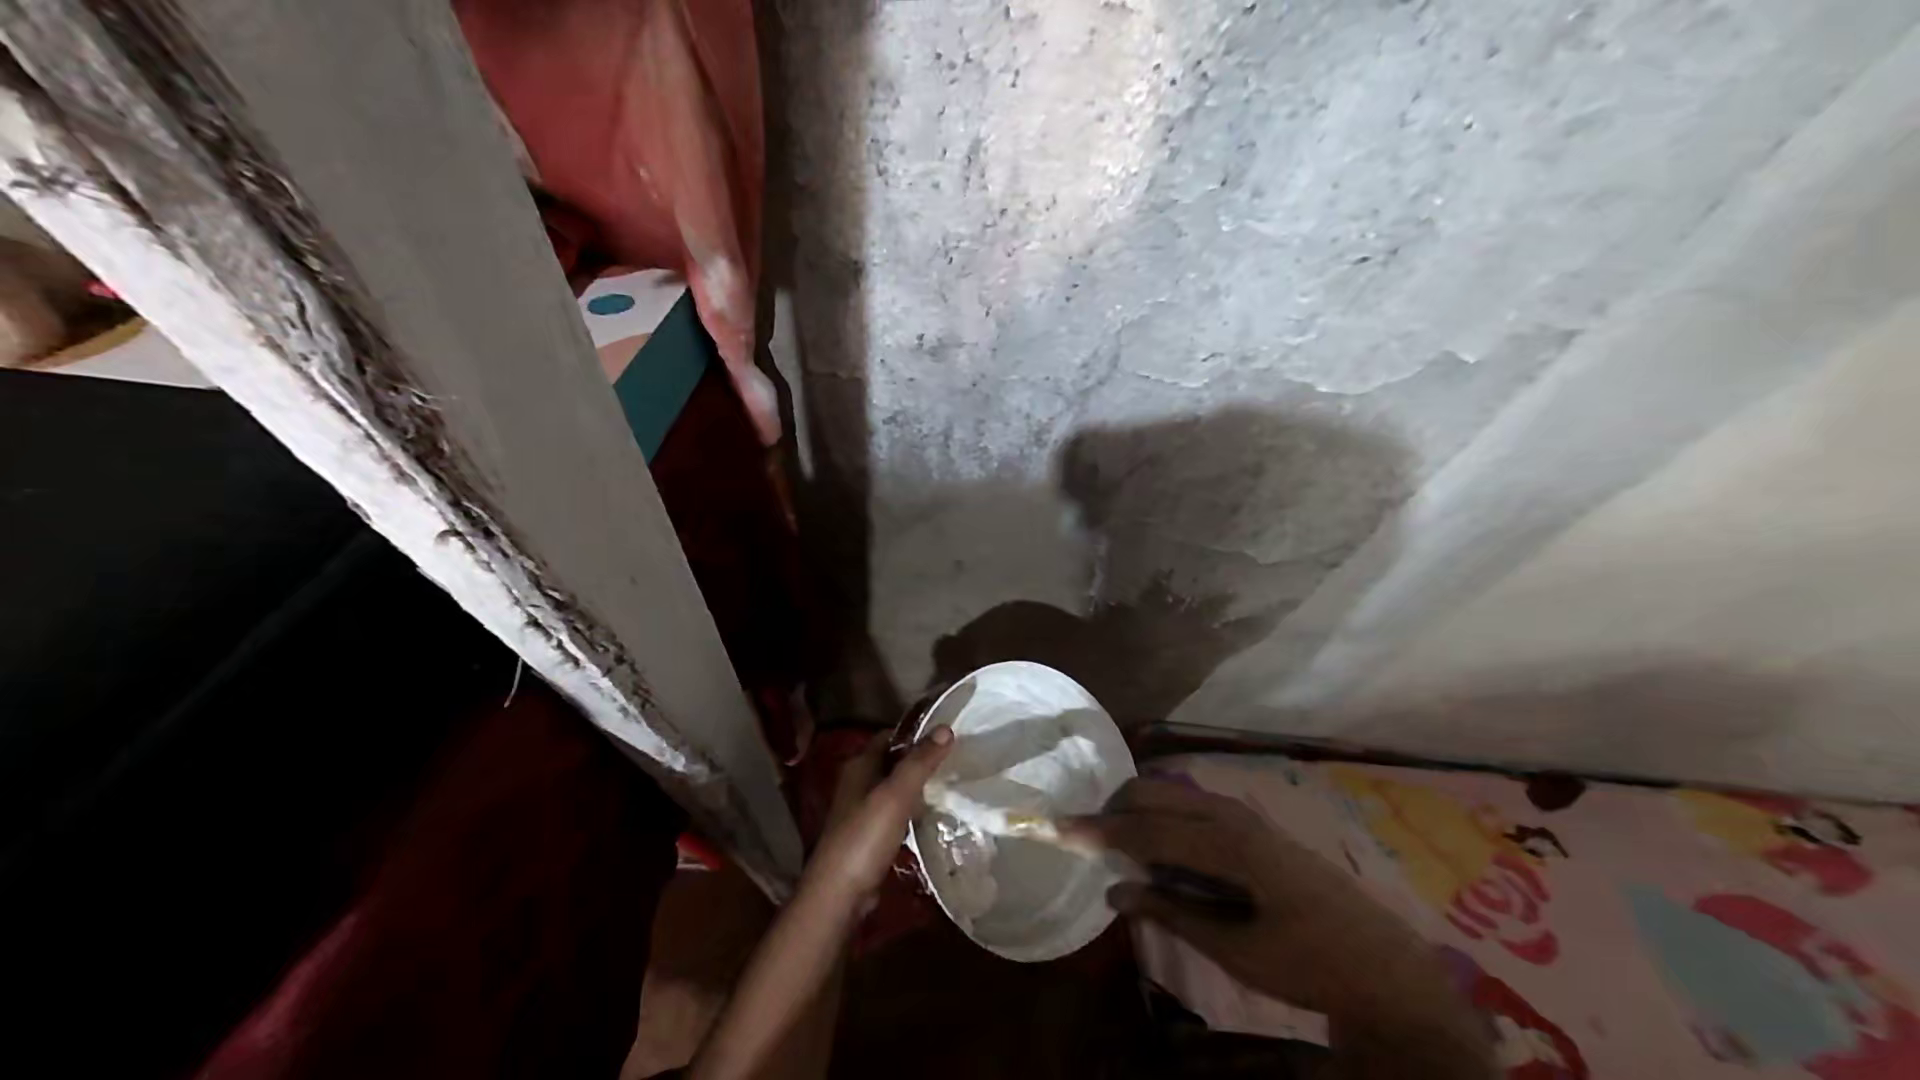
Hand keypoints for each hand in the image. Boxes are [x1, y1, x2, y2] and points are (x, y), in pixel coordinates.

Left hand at [802, 725, 953, 904]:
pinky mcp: (869, 837)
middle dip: (920, 760)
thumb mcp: (896, 795)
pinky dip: (913, 811)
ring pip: (895, 789)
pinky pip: (896, 814)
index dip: (915, 732)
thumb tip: (945, 728)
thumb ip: (919, 762)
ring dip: (918, 787)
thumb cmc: (864, 837)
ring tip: (951, 786)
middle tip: (955, 760)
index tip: (946, 735)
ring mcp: (861, 811)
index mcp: (859, 765)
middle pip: (893, 762)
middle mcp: (857, 783)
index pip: (889, 735)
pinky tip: (933, 817)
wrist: (839, 895)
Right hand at [1068, 777, 1448, 1020]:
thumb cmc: (1308, 963)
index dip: (1099, 830)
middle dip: (1114, 810)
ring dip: (1139, 809)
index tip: (1058, 827)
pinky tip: (1158, 842)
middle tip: (1086, 838)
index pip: (1146, 831)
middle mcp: (1232, 816)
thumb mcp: (1234, 951)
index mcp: (1228, 845)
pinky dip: (1163, 814)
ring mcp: (1246, 816)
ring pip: (1173, 794)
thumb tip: (1113, 893)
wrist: (1385, 966)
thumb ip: (1170, 914)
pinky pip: (1192, 805)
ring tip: (1116, 840)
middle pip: (1155, 795)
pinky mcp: (1254, 825)